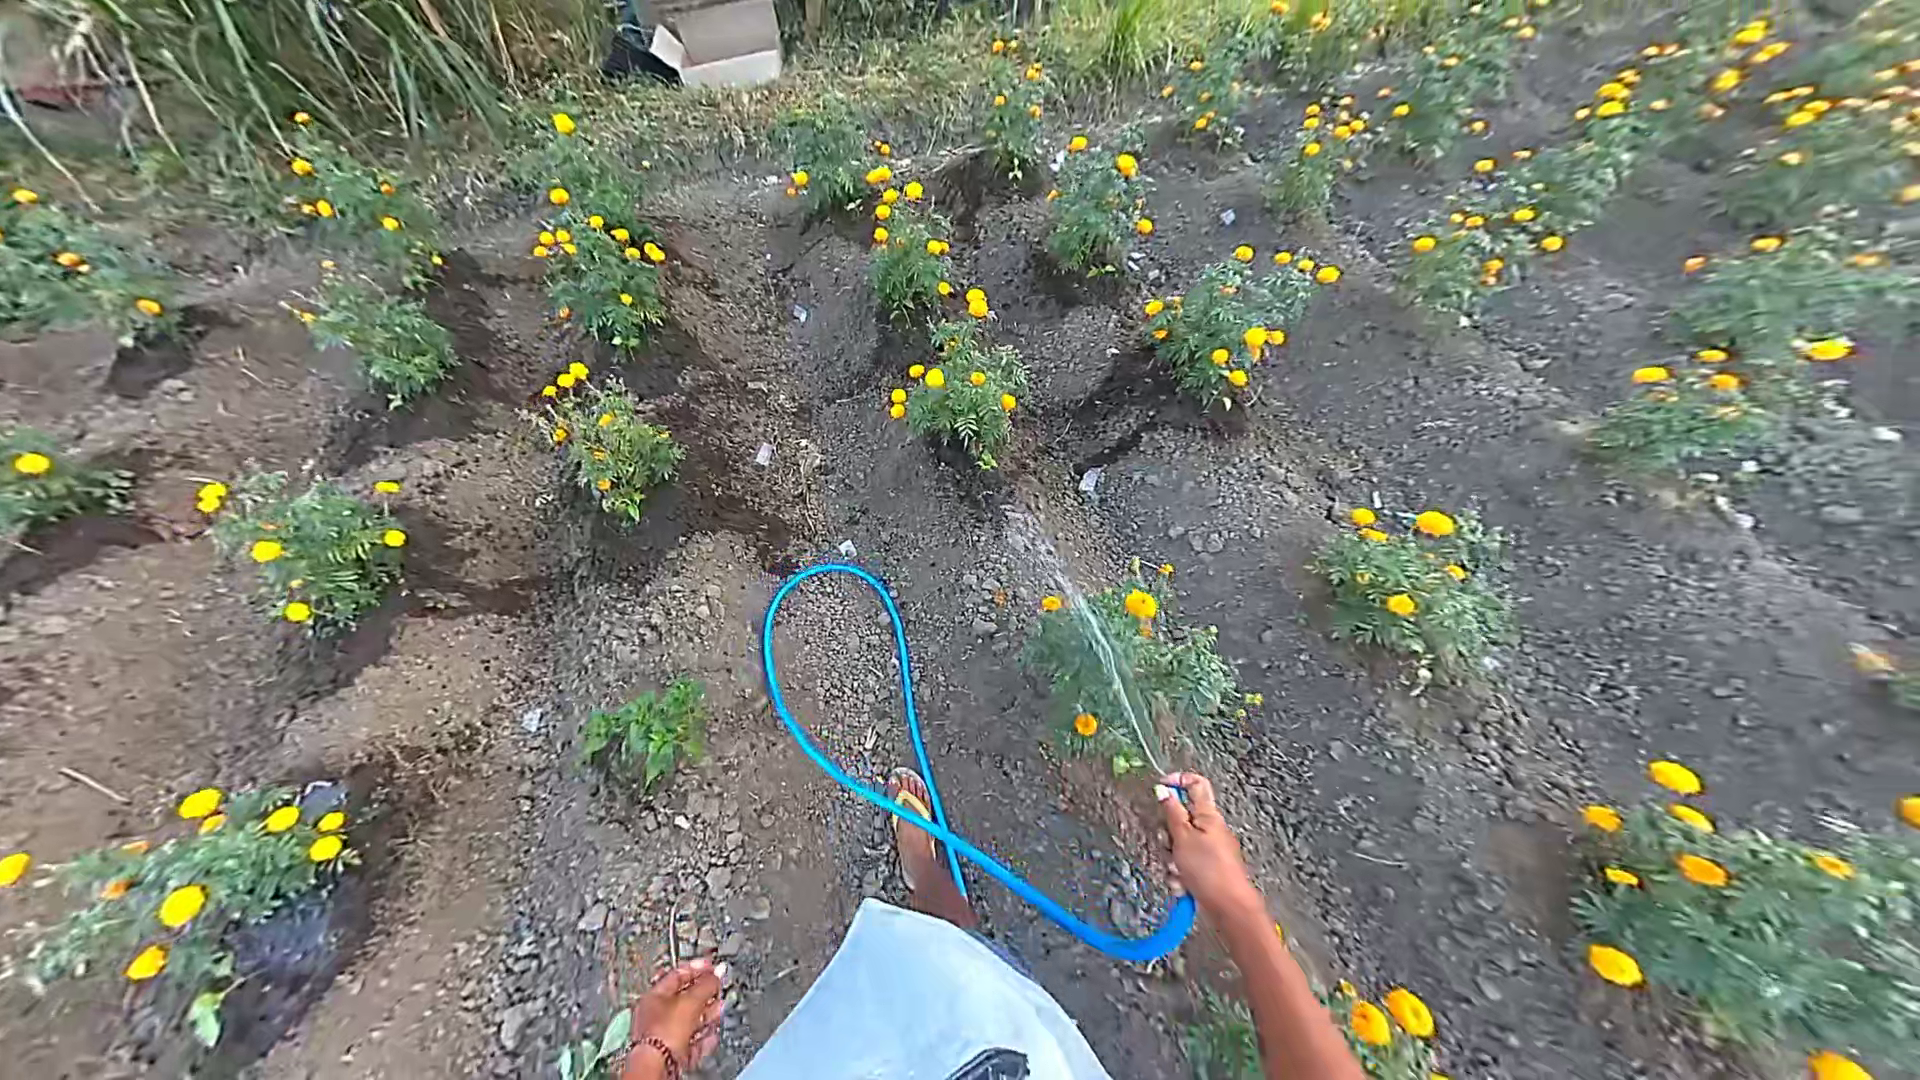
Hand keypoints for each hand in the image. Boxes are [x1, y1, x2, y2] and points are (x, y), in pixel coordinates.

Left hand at [623, 958, 725, 1079]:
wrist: (659, 1069)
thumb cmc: (664, 1032)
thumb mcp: (693, 998)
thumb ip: (708, 983)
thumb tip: (719, 972)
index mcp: (654, 996)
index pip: (679, 974)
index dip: (699, 968)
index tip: (714, 967)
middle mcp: (655, 1016)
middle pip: (686, 999)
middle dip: (706, 994)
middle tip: (719, 990)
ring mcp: (663, 1037)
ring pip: (691, 1022)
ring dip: (708, 1015)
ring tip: (719, 1010)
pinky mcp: (671, 1056)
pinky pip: (692, 1042)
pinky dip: (704, 1037)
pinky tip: (712, 1035)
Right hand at [1157, 771, 1261, 919]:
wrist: (1230, 910)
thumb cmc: (1208, 870)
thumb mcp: (1183, 836)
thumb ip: (1171, 811)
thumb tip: (1163, 789)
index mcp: (1208, 815)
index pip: (1196, 783)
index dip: (1177, 780)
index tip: (1160, 788)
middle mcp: (1209, 829)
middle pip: (1181, 817)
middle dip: (1167, 831)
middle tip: (1168, 842)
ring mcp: (1208, 850)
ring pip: (1179, 843)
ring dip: (1172, 857)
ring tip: (1177, 869)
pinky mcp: (1206, 869)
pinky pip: (1185, 864)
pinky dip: (1179, 874)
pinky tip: (1182, 884)